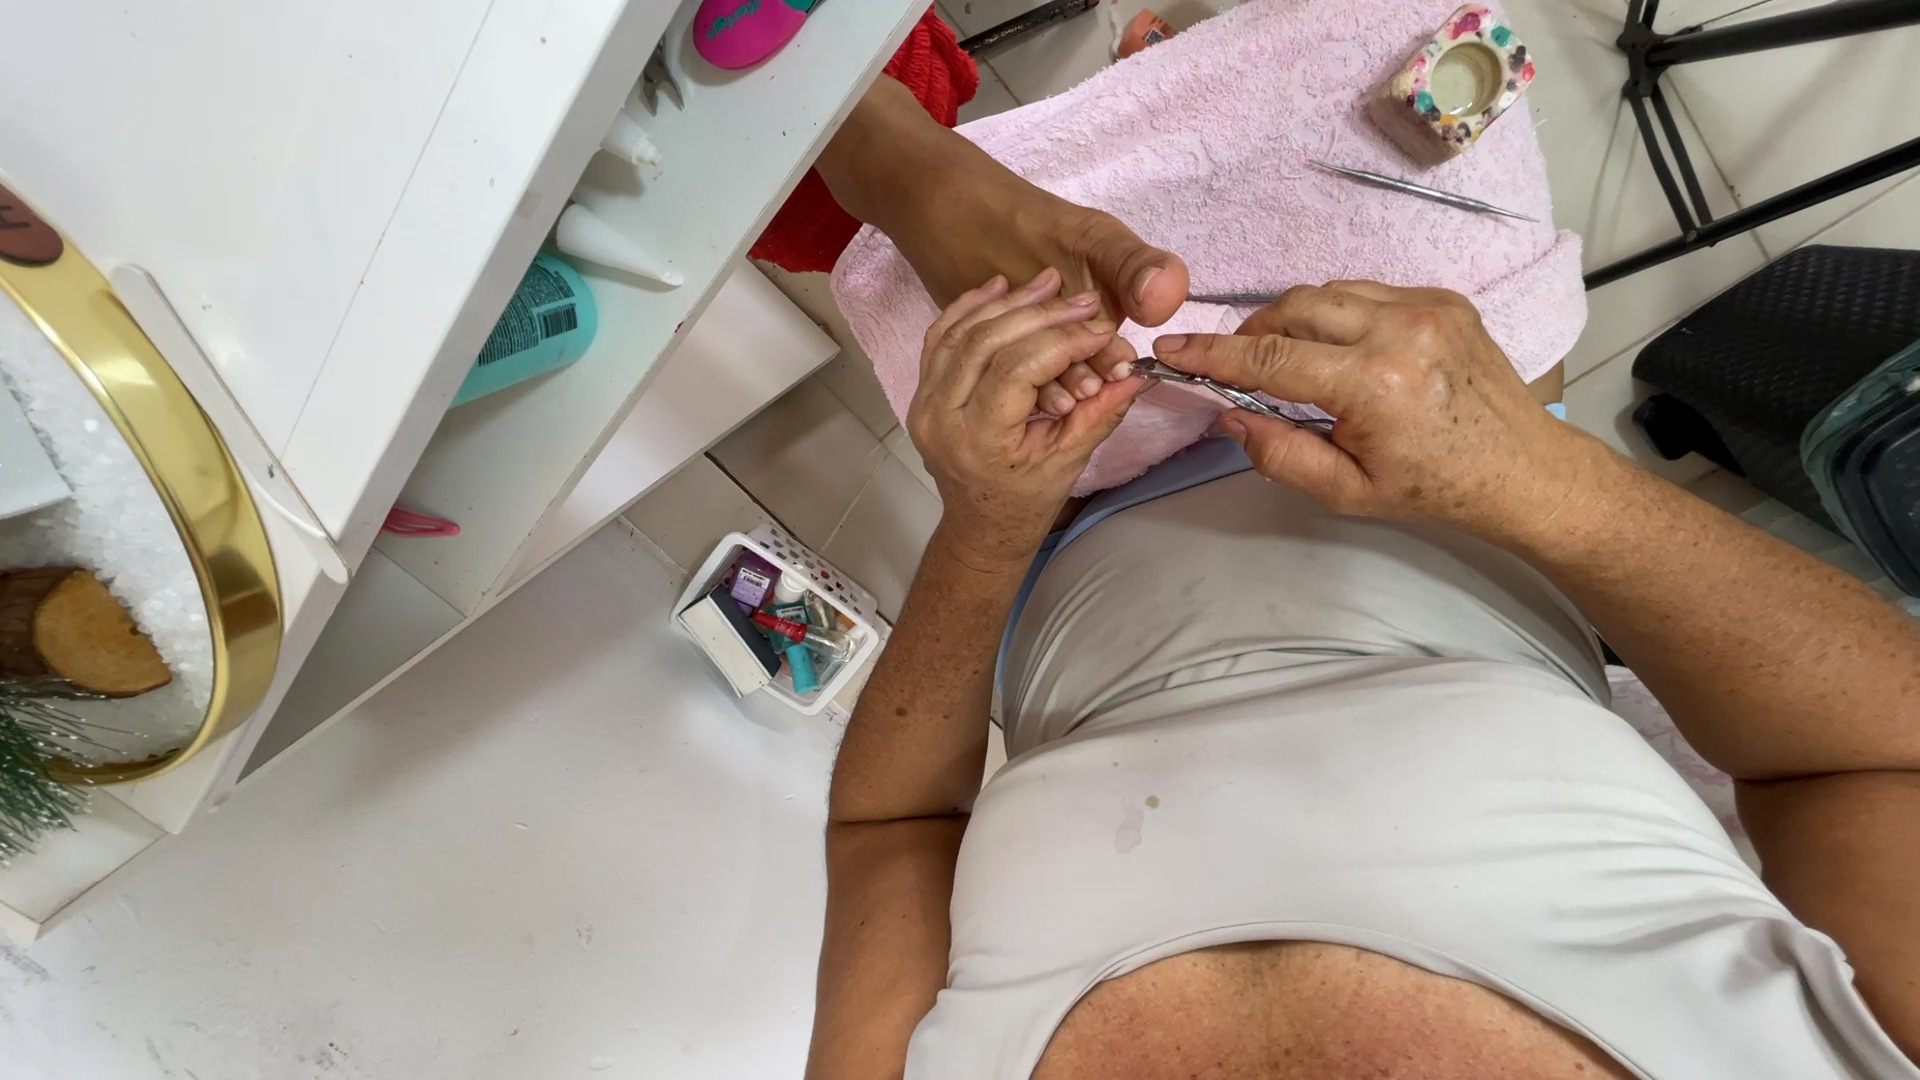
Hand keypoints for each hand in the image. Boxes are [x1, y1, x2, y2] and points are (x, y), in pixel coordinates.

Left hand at [909, 268, 1147, 570]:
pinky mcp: (922, 393)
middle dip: (1041, 314)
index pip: (1018, 369)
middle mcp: (941, 419)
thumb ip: (1100, 412)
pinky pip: (940, 338)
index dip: (1064, 341)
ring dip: (1007, 303)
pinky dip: (968, 308)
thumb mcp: (1069, 460)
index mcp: (979, 442)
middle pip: (988, 342)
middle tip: (1084, 299)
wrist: (982, 525)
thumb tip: (1138, 370)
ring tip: (1049, 282)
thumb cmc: (1026, 500)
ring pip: (961, 333)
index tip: (1101, 327)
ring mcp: (924, 404)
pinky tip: (998, 287)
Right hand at [1155, 281, 1604, 542]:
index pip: (1270, 357)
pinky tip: (1331, 347)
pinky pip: (1362, 292)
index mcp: (1374, 384)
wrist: (1522, 469)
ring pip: (1325, 293)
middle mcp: (1400, 330)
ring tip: (1281, 357)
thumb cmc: (1429, 489)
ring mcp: (1427, 307)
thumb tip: (1228, 413)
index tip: (1171, 347)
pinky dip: (1330, 314)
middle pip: (1293, 308)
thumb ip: (1277, 453)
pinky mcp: (1442, 299)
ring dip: (1289, 320)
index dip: (1212, 352)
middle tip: (1234, 365)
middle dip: (1251, 332)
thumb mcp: (1343, 491)